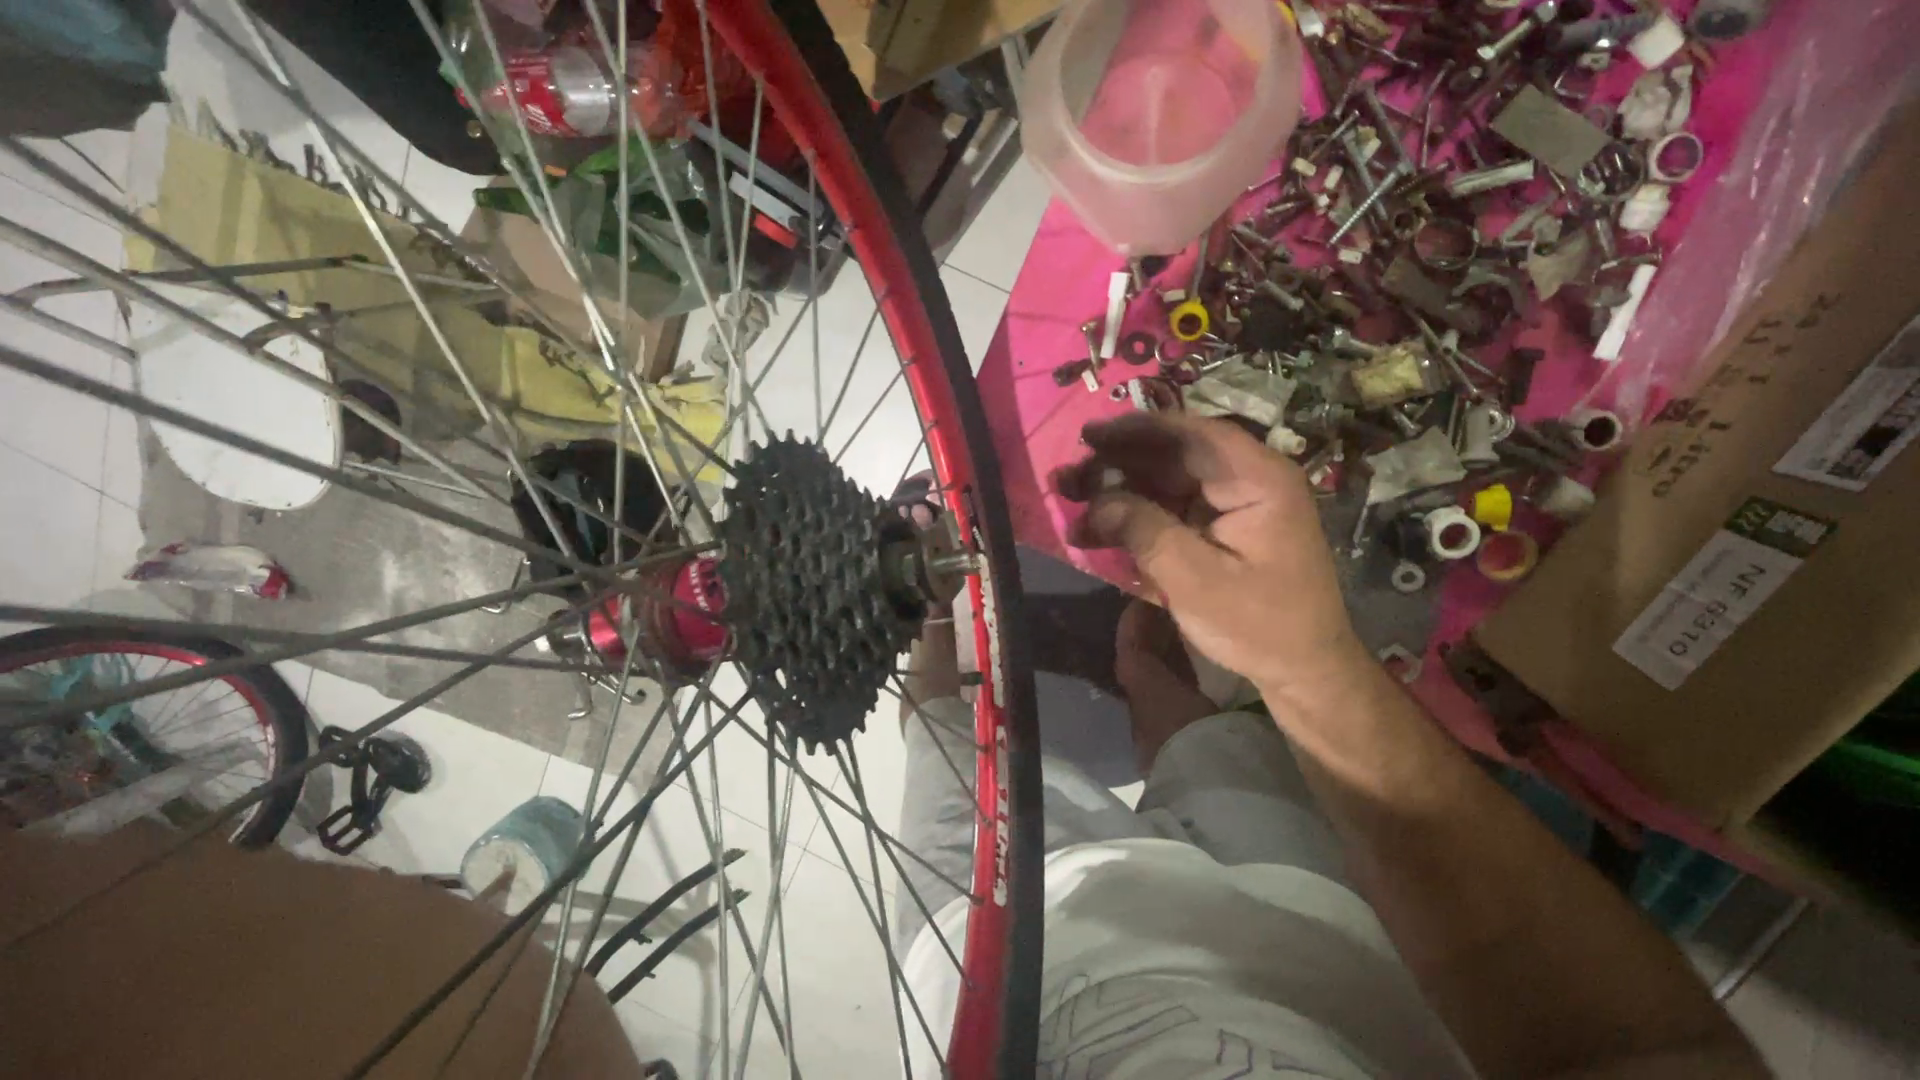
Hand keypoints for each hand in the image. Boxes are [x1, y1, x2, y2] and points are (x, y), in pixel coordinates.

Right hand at [1054, 414, 1369, 702]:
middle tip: (1066, 478)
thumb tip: (1096, 501)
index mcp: (1259, 480)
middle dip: (1117, 465)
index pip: (1193, 435)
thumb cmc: (1260, 625)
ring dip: (1119, 491)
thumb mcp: (1197, 582)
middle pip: (1174, 456)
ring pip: (1167, 482)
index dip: (1137, 430)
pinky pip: (1172, 509)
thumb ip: (1145, 533)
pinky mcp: (1222, 529)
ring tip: (1069, 502)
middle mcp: (1248, 482)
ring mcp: (1235, 506)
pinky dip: (1136, 517)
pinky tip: (1097, 530)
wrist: (1304, 671)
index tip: (1089, 435)